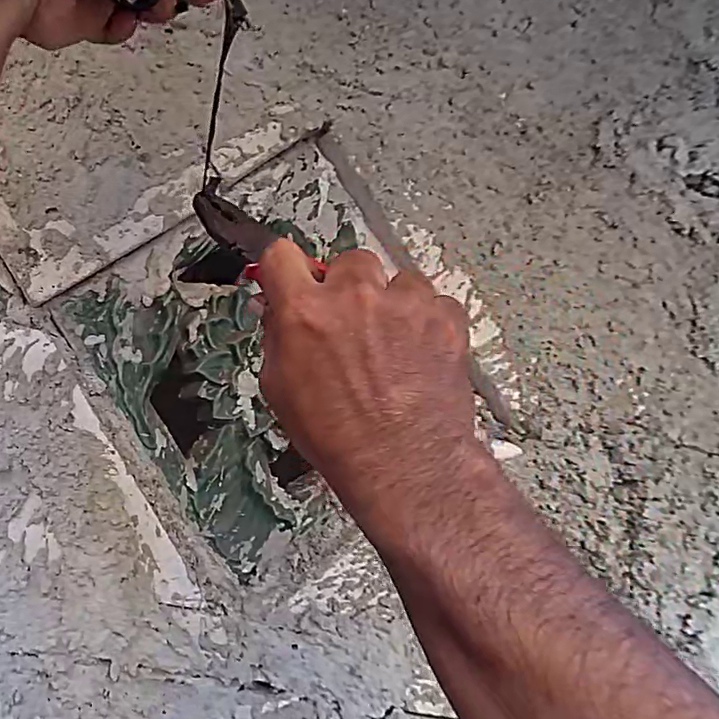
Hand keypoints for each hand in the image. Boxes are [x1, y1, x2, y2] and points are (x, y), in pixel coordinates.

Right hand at [257, 241, 480, 523]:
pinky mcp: (442, 319)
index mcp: (304, 312)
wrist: (402, 463)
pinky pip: (433, 299)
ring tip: (388, 338)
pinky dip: (425, 318)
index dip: (284, 265)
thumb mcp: (280, 386)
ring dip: (389, 300)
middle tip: (349, 316)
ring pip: (395, 277)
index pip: (281, 254)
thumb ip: (277, 336)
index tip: (292, 274)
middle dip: (346, 284)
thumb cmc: (339, 434)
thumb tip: (276, 311)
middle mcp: (352, 298)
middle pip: (347, 259)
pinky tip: (415, 348)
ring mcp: (402, 304)